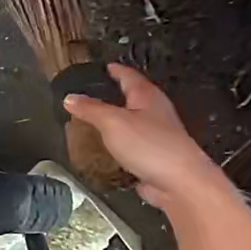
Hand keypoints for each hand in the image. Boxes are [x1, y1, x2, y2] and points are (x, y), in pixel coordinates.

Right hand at [64, 63, 226, 209]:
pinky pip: (133, 147)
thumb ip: (90, 109)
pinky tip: (108, 151)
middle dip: (117, 95)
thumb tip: (70, 98)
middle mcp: (155, 113)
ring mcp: (157, 136)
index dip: (117, 70)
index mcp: (147, 97)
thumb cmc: (152, 146)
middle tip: (99, 93)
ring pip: (134, 123)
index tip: (108, 66)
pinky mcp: (154, 158)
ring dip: (118, 122)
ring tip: (98, 121)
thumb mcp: (113, 122)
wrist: (180, 183)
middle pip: (134, 99)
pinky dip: (120, 145)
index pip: (130, 76)